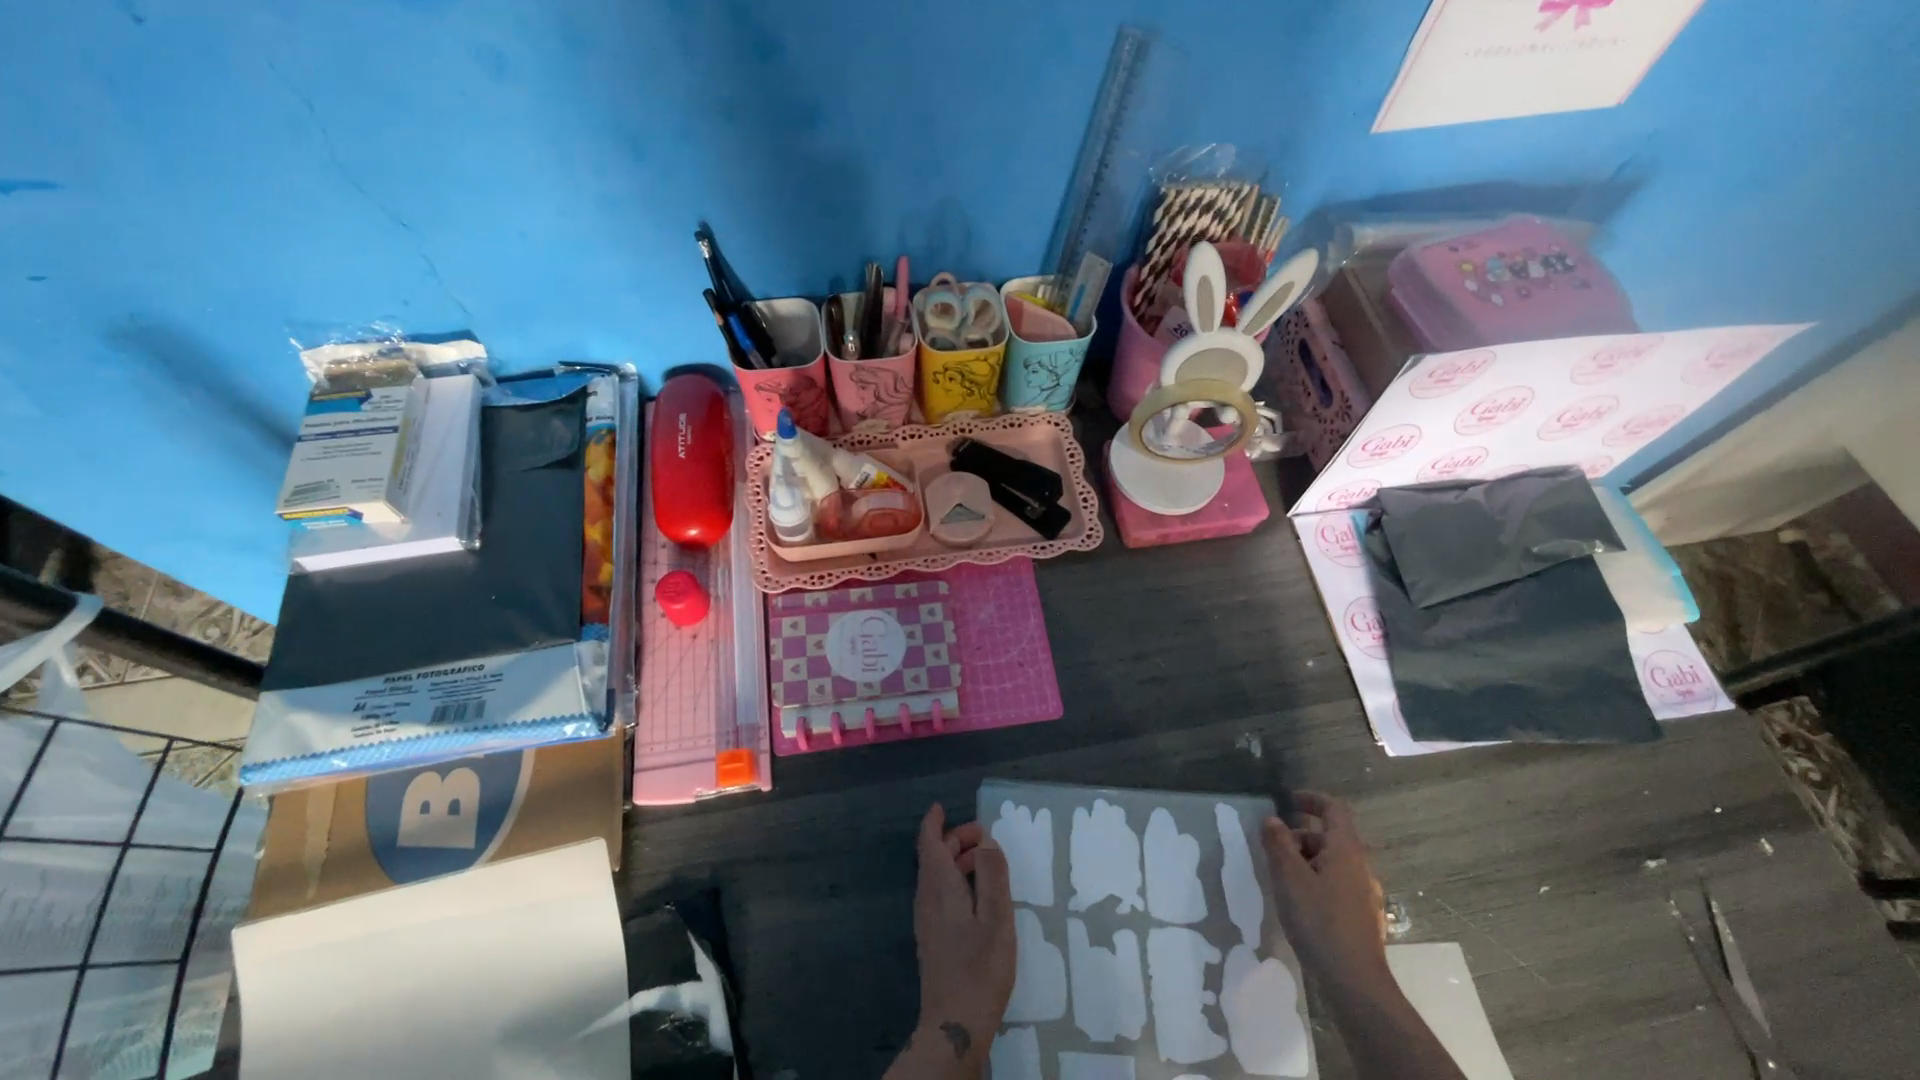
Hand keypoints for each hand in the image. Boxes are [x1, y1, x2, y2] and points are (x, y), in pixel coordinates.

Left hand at [911, 803, 1014, 1067]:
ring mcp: (928, 921)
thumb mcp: (996, 918)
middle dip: (955, 840)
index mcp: (938, 888)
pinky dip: (958, 881)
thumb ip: (993, 876)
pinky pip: (942, 895)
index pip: (929, 843)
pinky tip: (981, 895)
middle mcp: (927, 899)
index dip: (934, 823)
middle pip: (934, 858)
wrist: (955, 1024)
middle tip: (985, 836)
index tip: (943, 807)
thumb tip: (987, 842)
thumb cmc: (979, 968)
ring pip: (938, 877)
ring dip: (958, 861)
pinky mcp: (934, 938)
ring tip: (988, 862)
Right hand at [1262, 791, 1388, 989]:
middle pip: (1331, 837)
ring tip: (1280, 878)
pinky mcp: (1362, 916)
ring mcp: (1365, 893)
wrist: (1355, 980)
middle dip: (1300, 835)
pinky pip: (1337, 884)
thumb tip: (1272, 819)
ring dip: (1307, 860)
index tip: (1289, 800)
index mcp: (1346, 850)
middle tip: (1272, 848)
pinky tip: (1300, 903)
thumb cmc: (1319, 921)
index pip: (1335, 810)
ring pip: (1333, 863)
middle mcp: (1360, 866)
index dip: (1313, 800)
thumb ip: (1278, 844)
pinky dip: (1316, 880)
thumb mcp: (1289, 878)